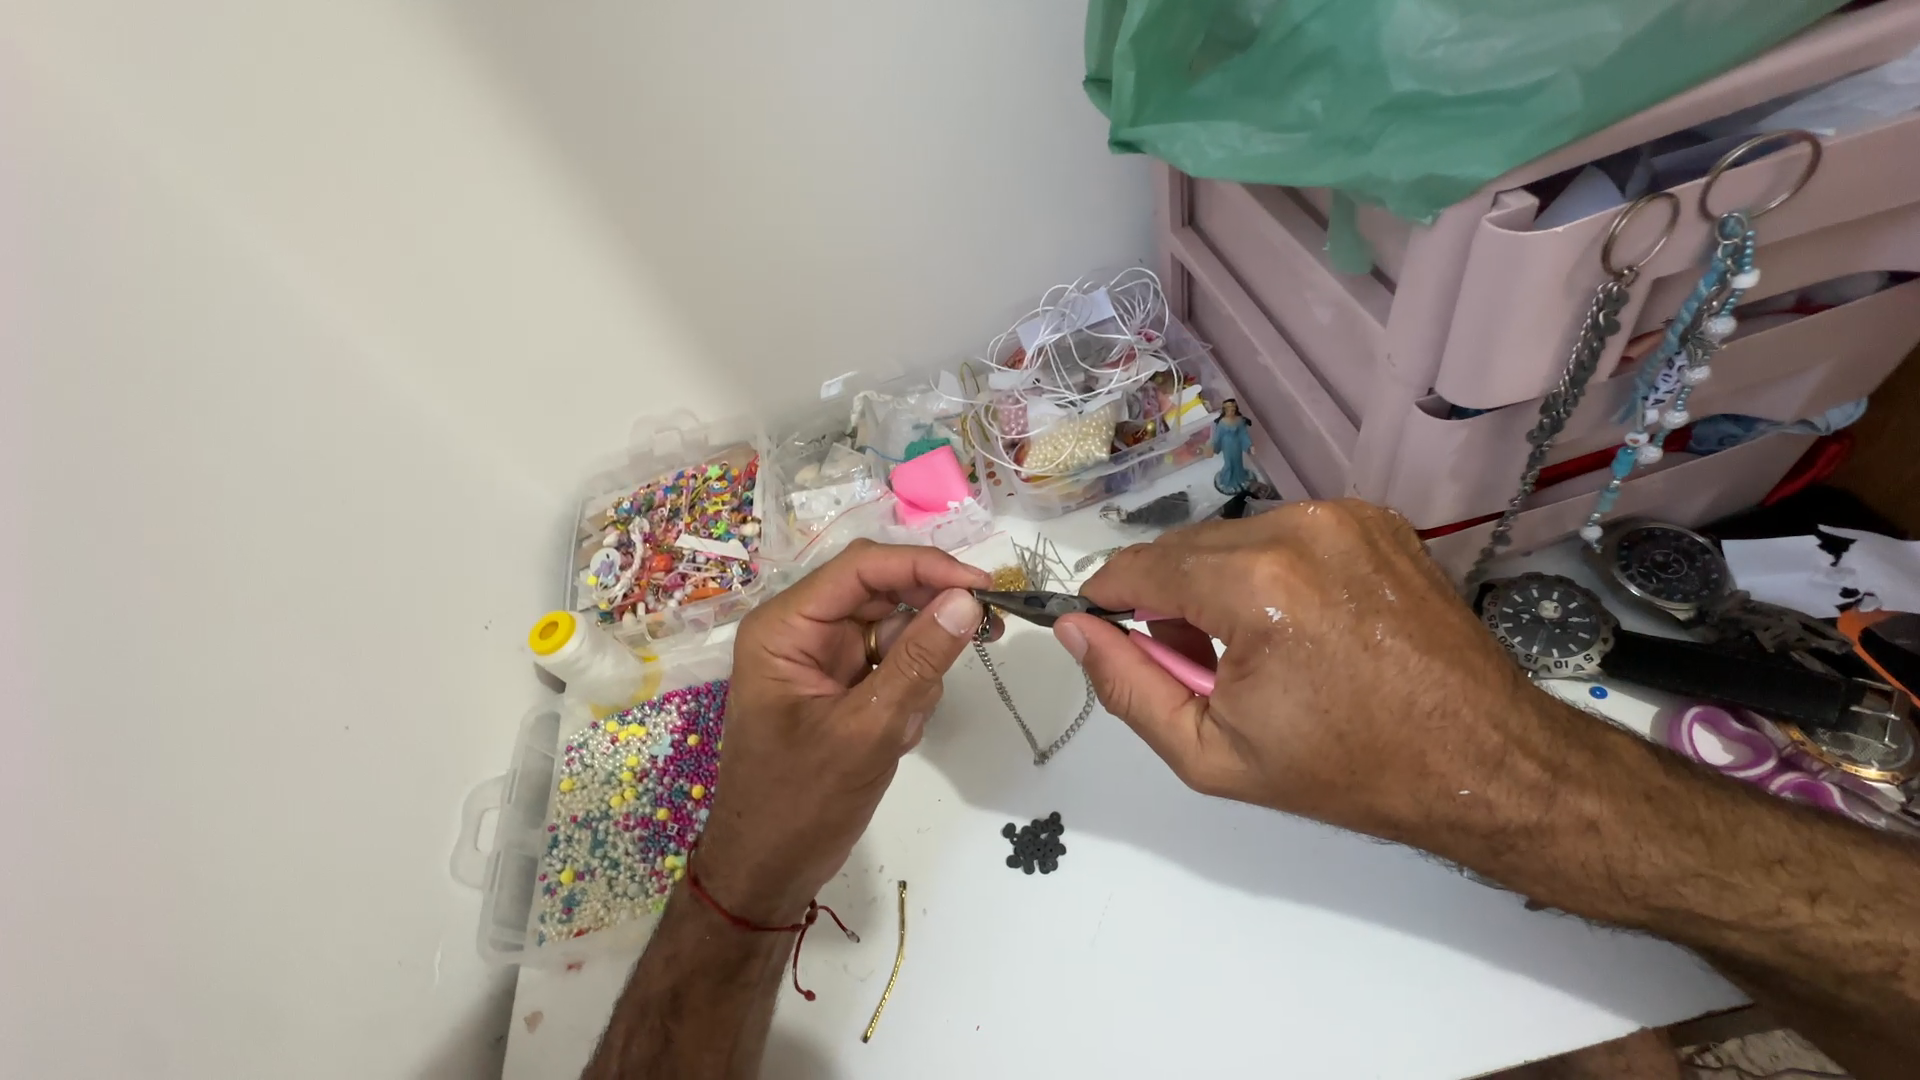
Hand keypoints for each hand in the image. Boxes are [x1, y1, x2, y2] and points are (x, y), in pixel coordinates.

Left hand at [693, 540, 988, 921]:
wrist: (769, 870)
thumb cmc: (800, 804)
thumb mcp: (867, 730)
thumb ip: (919, 662)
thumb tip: (968, 600)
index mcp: (786, 627)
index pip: (862, 567)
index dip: (925, 566)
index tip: (984, 587)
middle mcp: (802, 629)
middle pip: (882, 591)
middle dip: (930, 616)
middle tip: (988, 634)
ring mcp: (823, 656)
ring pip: (895, 628)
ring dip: (918, 667)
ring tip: (905, 723)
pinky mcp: (842, 683)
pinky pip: (893, 662)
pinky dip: (910, 690)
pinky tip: (897, 733)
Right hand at [1055, 500, 1541, 843]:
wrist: (1484, 760)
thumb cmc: (1342, 769)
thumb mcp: (1210, 752)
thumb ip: (1126, 686)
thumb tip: (1074, 629)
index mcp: (1255, 586)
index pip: (1141, 567)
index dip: (1107, 595)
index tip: (1099, 624)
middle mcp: (1296, 528)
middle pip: (1182, 548)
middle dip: (1163, 596)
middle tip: (1186, 658)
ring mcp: (1341, 516)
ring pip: (1228, 537)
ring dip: (1211, 581)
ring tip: (1243, 645)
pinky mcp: (1371, 517)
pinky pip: (1278, 532)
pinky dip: (1262, 569)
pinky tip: (1289, 620)